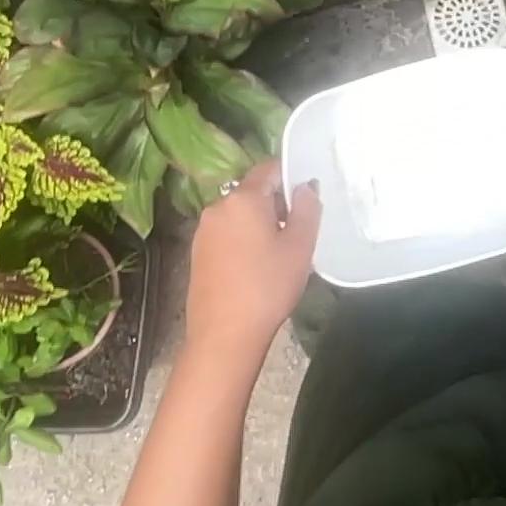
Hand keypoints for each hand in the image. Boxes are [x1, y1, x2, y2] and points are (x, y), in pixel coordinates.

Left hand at [184, 160, 320, 360]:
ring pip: (240, 214)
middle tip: (298, 231)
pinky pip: (227, 233)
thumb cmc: (267, 287)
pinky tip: (256, 266)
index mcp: (243, 198)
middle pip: (253, 192)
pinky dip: (244, 239)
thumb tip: (305, 186)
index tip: (308, 198)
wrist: (224, 336)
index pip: (269, 168)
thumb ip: (307, 208)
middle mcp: (218, 207)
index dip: (291, 177)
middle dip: (277, 203)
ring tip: (279, 252)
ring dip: (260, 223)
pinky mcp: (197, 253)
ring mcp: (204, 231)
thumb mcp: (300, 246)